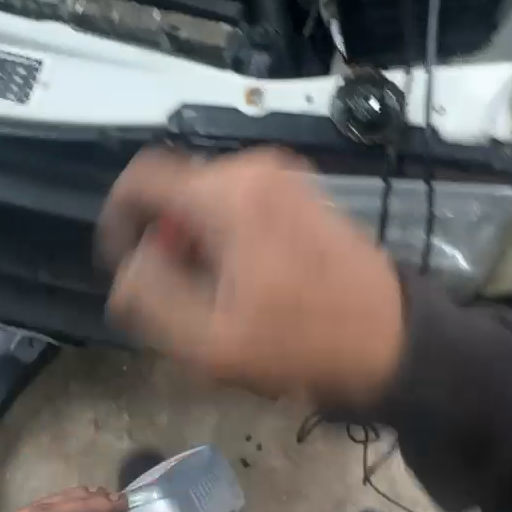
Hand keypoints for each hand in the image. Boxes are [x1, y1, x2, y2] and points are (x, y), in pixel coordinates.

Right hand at [96, 147, 405, 407]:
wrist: (391, 337)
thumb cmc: (302, 342)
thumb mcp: (209, 341)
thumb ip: (150, 296)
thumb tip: (130, 264)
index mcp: (229, 194)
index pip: (140, 179)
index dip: (120, 221)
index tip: (127, 265)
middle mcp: (255, 170)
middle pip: (177, 192)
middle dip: (168, 242)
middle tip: (185, 298)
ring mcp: (284, 176)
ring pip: (208, 200)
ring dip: (199, 243)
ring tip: (222, 297)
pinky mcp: (302, 190)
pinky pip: (242, 203)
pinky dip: (229, 236)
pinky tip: (250, 282)